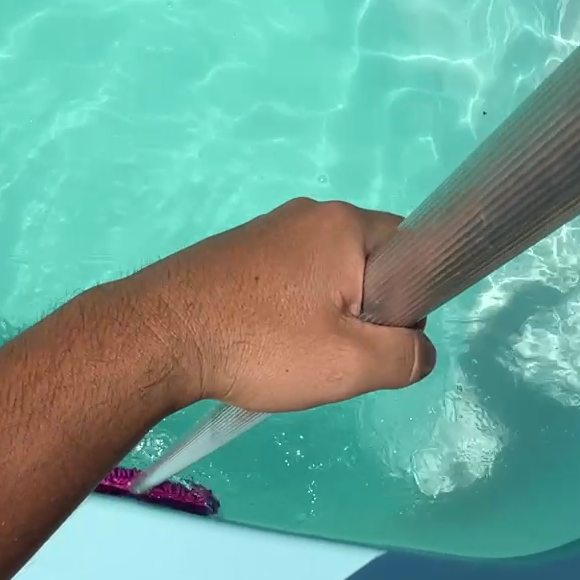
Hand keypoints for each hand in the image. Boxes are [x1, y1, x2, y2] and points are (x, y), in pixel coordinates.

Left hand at [110, 198, 435, 412]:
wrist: (159, 337)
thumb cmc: (262, 346)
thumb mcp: (350, 365)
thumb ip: (405, 357)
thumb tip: (420, 350)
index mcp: (345, 225)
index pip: (411, 251)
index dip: (409, 302)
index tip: (380, 341)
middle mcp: (309, 214)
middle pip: (366, 266)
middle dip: (364, 314)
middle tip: (336, 357)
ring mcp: (267, 231)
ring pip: (326, 277)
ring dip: (325, 318)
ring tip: (294, 356)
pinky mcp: (237, 253)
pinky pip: (288, 281)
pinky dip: (289, 313)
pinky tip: (264, 343)